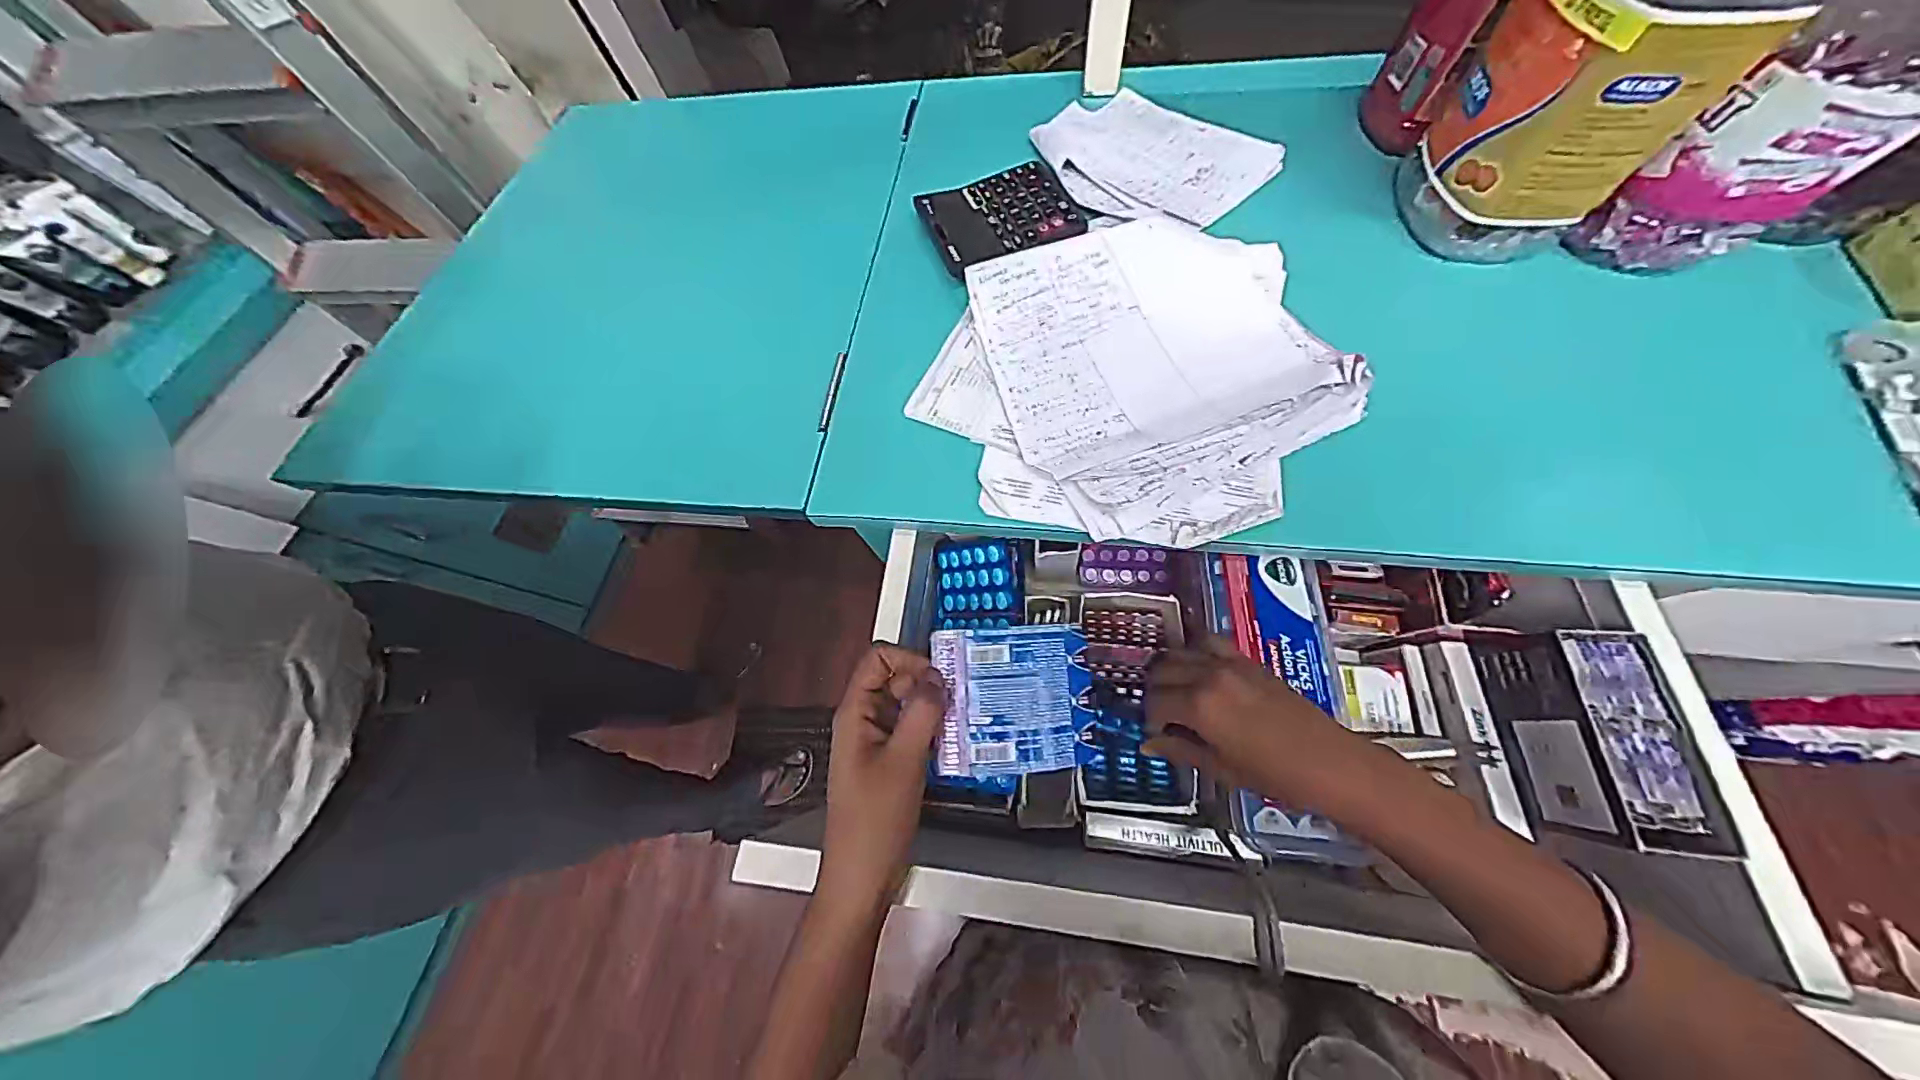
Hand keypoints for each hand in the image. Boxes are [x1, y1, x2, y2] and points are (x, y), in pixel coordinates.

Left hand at [818, 644, 946, 904]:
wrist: (863, 875)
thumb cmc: (873, 823)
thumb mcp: (903, 762)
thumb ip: (922, 715)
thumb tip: (938, 680)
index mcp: (854, 714)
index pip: (877, 660)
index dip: (908, 659)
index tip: (938, 678)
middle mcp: (864, 721)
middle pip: (895, 679)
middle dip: (926, 684)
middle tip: (957, 701)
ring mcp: (877, 741)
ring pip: (907, 705)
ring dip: (932, 708)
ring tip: (959, 722)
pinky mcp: (891, 761)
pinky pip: (913, 730)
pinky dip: (932, 730)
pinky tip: (951, 743)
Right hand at [1142, 636, 1383, 814]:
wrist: (1331, 763)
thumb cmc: (1276, 775)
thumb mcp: (1221, 769)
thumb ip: (1180, 750)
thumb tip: (1150, 743)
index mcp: (1199, 705)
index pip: (1154, 702)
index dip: (1149, 719)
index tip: (1156, 732)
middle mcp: (1209, 675)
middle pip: (1162, 670)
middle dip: (1154, 691)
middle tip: (1161, 714)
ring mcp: (1230, 663)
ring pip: (1180, 651)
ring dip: (1171, 668)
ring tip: (1175, 691)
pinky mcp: (1248, 660)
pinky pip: (1210, 644)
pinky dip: (1196, 653)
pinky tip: (1200, 672)